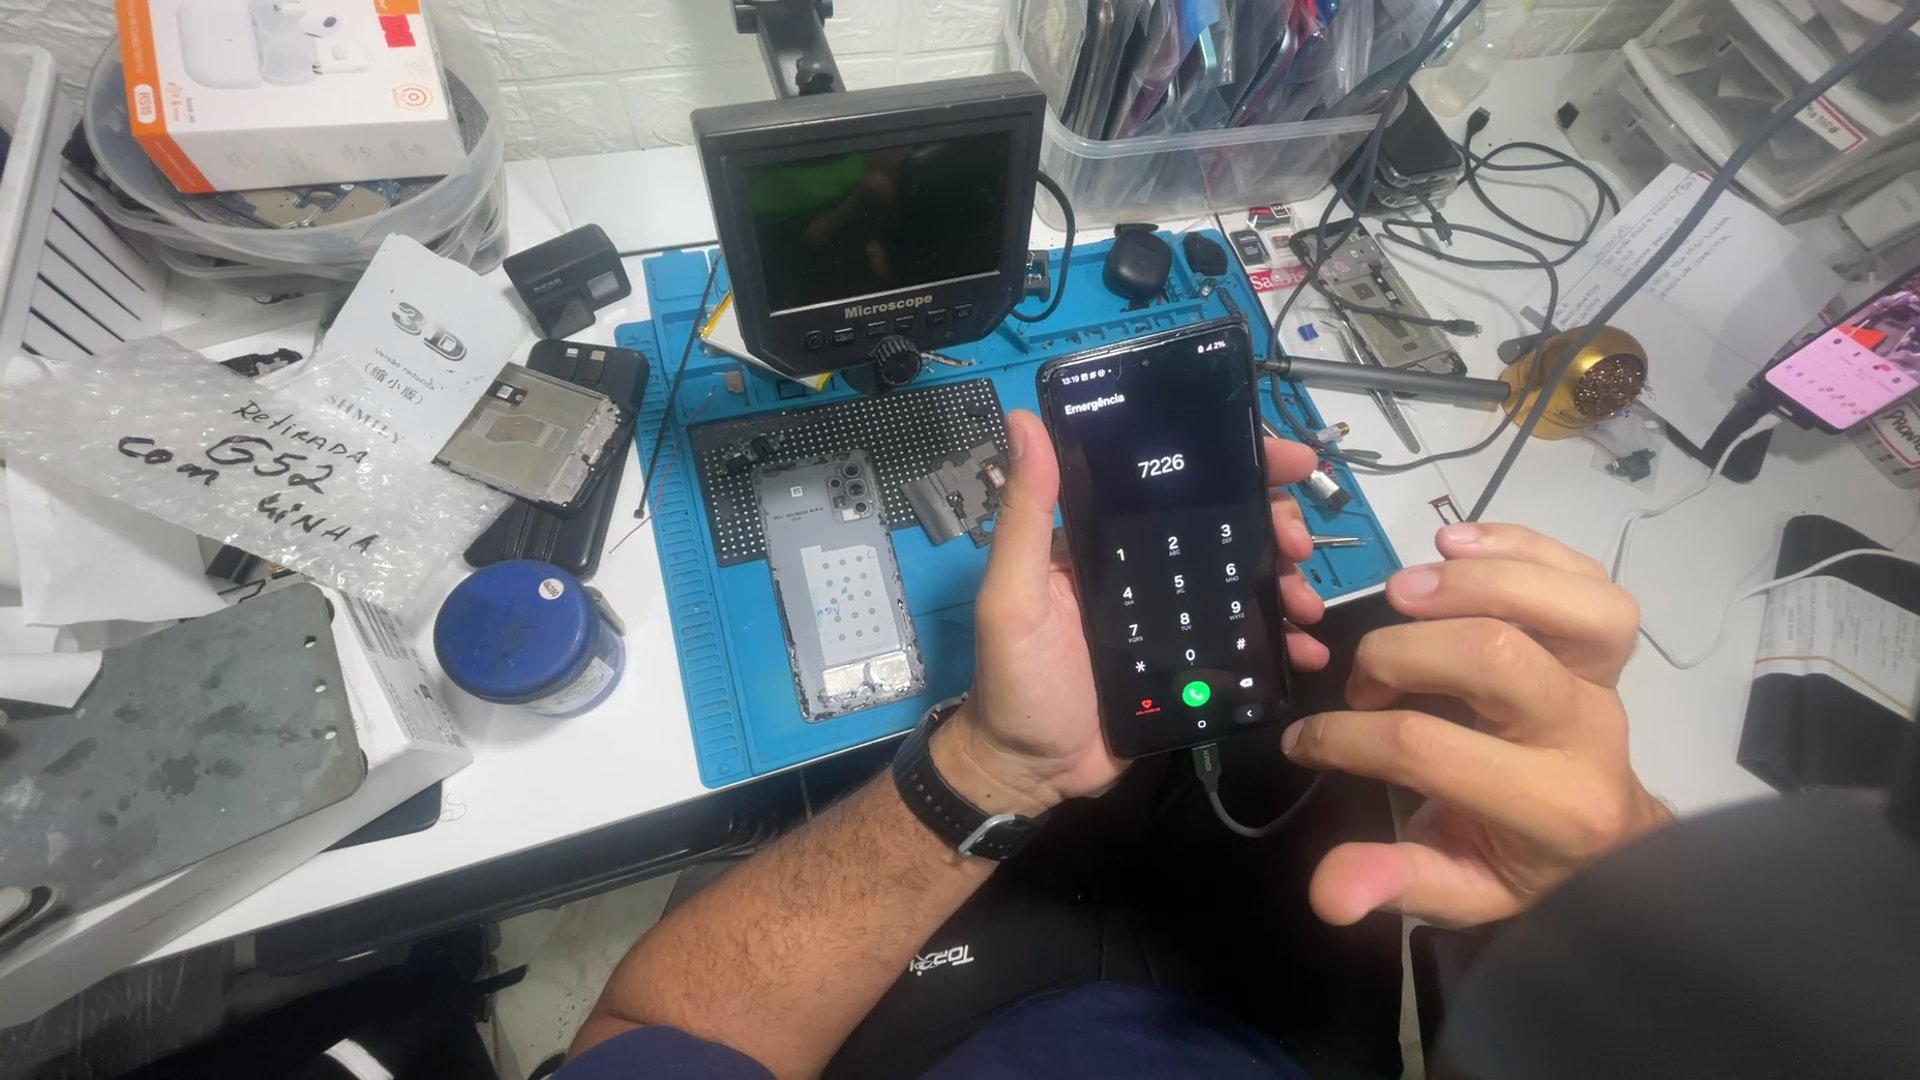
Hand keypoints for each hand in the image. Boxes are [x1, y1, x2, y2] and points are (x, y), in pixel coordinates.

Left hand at [935, 410, 1330, 817]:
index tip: (1283, 458)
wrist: (1031, 770)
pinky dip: (1276, 639)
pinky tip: (1302, 648)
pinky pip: (1242, 640)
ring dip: (1282, 580)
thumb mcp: (1012, 595)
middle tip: (1296, 542)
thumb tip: (1024, 423)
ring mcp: (1167, 617)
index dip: (1227, 463)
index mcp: (1101, 541)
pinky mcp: (1188, 663)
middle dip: (1270, 523)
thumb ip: (1025, 516)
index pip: (1167, 484)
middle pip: (1217, 528)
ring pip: (1238, 580)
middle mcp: (1137, 569)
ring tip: (1303, 600)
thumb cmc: (1015, 679)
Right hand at [1282, 523, 1672, 927]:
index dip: (1343, 737)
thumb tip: (1324, 894)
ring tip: (1401, 588)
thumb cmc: (1515, 855)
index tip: (1303, 741)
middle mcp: (1585, 732)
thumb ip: (1394, 883)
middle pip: (1498, 657)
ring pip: (1577, 609)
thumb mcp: (1454, 885)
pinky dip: (1522, 543)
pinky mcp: (1599, 644)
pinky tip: (1454, 540)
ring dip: (1476, 581)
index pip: (1426, 747)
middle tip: (1361, 678)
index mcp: (1548, 804)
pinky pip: (1587, 577)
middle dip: (1400, 654)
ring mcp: (1603, 681)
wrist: (1602, 836)